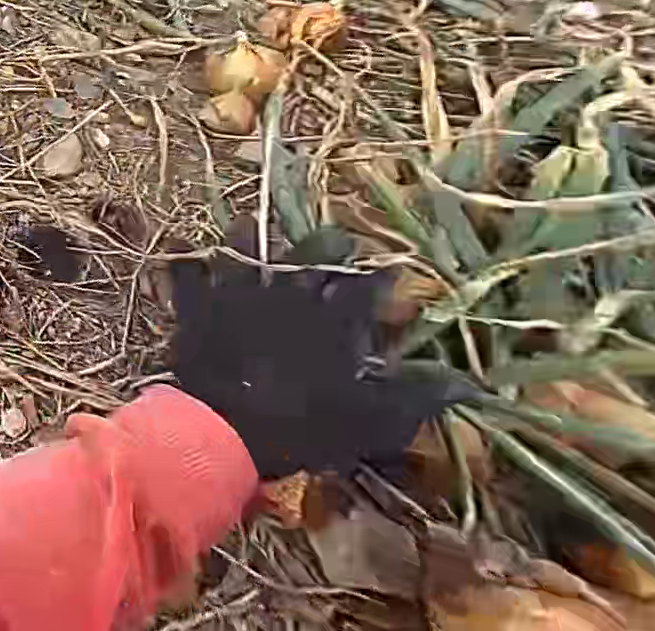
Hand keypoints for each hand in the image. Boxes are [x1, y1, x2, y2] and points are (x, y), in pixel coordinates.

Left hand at [165, 218, 463, 477]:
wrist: (224, 427)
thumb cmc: (302, 427)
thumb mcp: (371, 420)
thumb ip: (417, 395)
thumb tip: (469, 382)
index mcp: (330, 317)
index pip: (366, 284)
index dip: (381, 276)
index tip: (390, 272)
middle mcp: (286, 291)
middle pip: (312, 250)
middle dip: (329, 242)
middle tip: (336, 240)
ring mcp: (236, 290)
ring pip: (245, 244)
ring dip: (252, 235)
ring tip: (255, 227)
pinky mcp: (198, 299)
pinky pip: (185, 268)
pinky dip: (186, 261)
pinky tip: (186, 252)